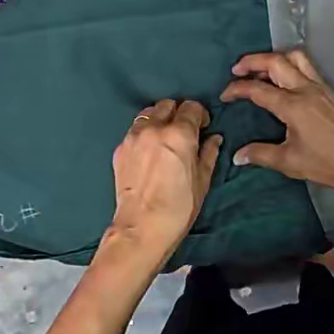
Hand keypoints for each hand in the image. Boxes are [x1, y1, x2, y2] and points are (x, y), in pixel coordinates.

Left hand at [108, 99, 221, 259]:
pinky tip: (149, 151)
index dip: (200, 115)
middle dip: (178, 113)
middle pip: (167, 104)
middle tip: (184, 131)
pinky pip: (134, 131)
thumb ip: (209, 153)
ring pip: (148, 114)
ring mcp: (133, 138)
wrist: (142, 228)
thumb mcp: (203, 179)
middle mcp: (154, 129)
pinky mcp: (119, 150)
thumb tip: (213, 139)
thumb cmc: (179, 206)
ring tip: (164, 138)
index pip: (192, 107)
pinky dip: (144, 133)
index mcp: (180, 133)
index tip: (203, 128)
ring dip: (159, 119)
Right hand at [220, 49, 333, 194]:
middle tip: (237, 70)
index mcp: (292, 105)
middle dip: (253, 61)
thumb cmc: (327, 162)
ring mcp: (320, 87)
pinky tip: (284, 79)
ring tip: (260, 70)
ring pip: (295, 58)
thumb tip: (239, 155)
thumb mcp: (289, 161)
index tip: (226, 95)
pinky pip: (307, 67)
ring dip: (274, 58)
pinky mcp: (329, 91)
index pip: (258, 89)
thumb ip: (261, 154)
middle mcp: (306, 89)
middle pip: (276, 61)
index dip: (237, 89)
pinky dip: (290, 65)